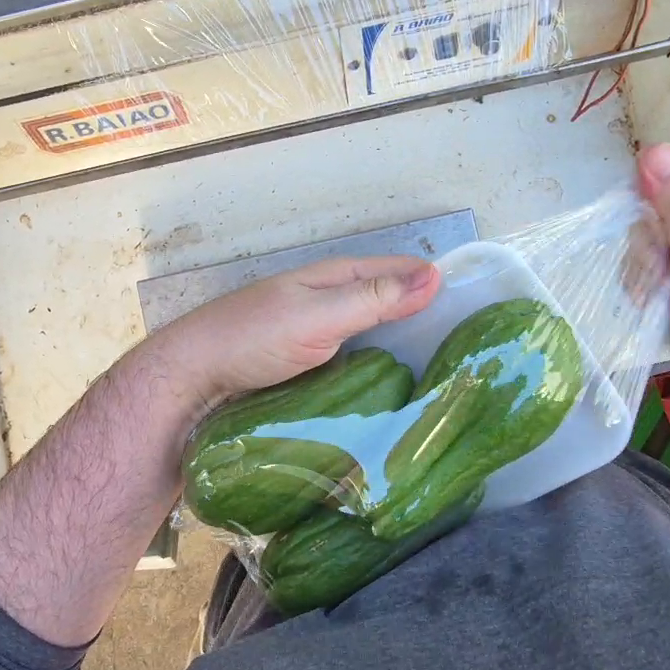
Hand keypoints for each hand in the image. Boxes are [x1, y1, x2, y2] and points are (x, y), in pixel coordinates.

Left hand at [147, 255, 440, 409]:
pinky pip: (353, 367)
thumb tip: (435, 277)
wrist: (193, 381)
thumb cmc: (252, 338)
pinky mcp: (307, 370)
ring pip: (371, 340)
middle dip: (422, 322)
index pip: (398, 271)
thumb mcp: (319, 315)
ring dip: (401, 354)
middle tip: (467, 354)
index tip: (476, 308)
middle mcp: (327, 303)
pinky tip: (393, 398)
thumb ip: (374, 298)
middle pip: (387, 306)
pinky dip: (375, 377)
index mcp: (333, 278)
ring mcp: (316, 337)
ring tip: (442, 380)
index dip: (434, 283)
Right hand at [637, 144, 669, 384]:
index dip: (662, 189)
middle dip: (655, 233)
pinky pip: (669, 250)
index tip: (651, 229)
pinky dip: (656, 272)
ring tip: (658, 290)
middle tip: (658, 269)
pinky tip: (658, 294)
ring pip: (665, 226)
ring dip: (650, 258)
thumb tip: (652, 150)